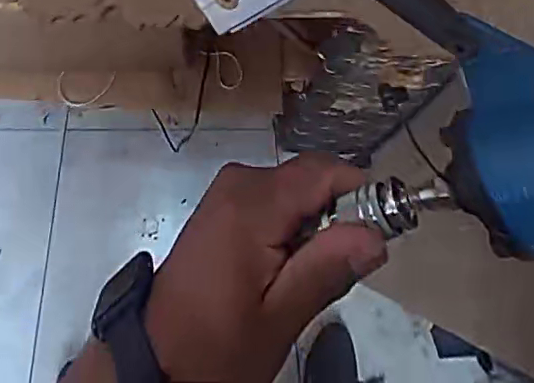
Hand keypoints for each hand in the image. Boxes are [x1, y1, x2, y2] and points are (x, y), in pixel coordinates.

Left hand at [147, 154, 386, 382]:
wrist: (153, 362)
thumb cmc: (217, 346)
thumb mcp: (279, 318)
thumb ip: (327, 269)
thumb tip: (377, 235)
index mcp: (253, 201)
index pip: (324, 170)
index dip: (360, 192)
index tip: (380, 230)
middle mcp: (241, 179)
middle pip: (311, 177)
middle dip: (337, 212)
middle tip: (341, 266)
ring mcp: (228, 188)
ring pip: (296, 187)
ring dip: (315, 220)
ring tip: (306, 273)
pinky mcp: (223, 202)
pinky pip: (275, 197)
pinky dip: (291, 222)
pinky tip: (283, 263)